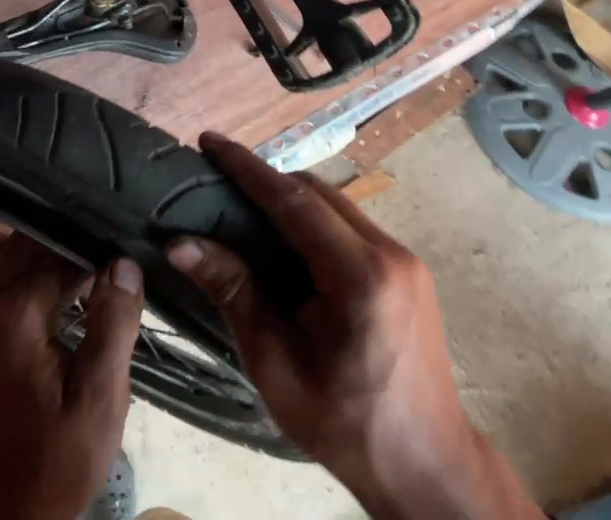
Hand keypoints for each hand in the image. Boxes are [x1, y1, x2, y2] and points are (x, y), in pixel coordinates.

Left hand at [0, 231, 143, 519]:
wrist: (13, 503)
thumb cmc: (61, 454)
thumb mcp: (100, 395)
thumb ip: (112, 323)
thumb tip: (124, 262)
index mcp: (14, 314)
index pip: (57, 255)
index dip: (93, 257)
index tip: (121, 267)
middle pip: (21, 245)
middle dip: (62, 247)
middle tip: (102, 270)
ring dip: (23, 250)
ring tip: (64, 272)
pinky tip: (8, 279)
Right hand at [166, 133, 543, 519]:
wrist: (430, 468)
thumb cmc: (348, 426)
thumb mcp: (277, 365)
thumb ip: (234, 294)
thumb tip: (180, 242)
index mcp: (361, 277)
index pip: (294, 201)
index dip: (246, 168)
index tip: (207, 141)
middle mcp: (390, 255)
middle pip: (316, 193)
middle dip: (263, 179)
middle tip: (211, 180)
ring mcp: (405, 262)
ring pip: (334, 205)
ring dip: (286, 199)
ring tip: (237, 209)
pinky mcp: (406, 273)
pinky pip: (348, 227)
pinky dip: (309, 221)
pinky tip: (278, 243)